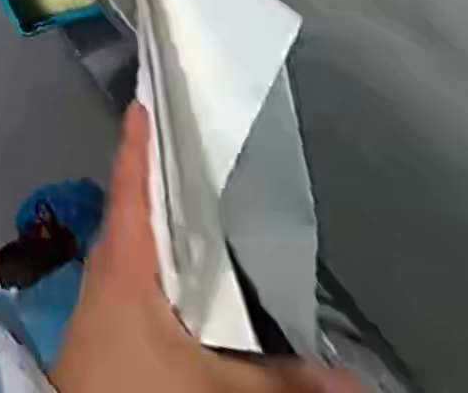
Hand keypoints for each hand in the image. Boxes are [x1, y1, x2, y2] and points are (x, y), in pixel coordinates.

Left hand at [51, 104, 359, 392]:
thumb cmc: (136, 386)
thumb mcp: (216, 385)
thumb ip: (287, 381)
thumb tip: (357, 379)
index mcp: (122, 256)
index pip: (129, 184)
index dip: (136, 143)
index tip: (141, 102)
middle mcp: (111, 261)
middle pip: (139, 207)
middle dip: (167, 178)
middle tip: (202, 145)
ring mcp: (110, 287)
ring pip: (146, 242)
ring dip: (175, 222)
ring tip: (219, 198)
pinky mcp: (117, 313)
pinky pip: (150, 274)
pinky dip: (178, 263)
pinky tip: (212, 276)